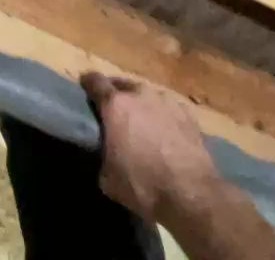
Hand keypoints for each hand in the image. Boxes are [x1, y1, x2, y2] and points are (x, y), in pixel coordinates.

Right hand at [83, 72, 219, 223]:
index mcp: (116, 105)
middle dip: (117, 95)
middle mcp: (141, 94)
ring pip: (148, 96)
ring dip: (142, 105)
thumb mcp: (107, 177)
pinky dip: (163, 116)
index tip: (84, 86)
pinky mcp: (188, 113)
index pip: (95, 82)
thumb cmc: (142, 185)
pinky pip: (168, 109)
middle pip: (123, 85)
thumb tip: (106, 150)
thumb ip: (103, 153)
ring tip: (142, 124)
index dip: (88, 83)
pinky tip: (166, 133)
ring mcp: (167, 101)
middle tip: (114, 111)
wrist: (190, 193)